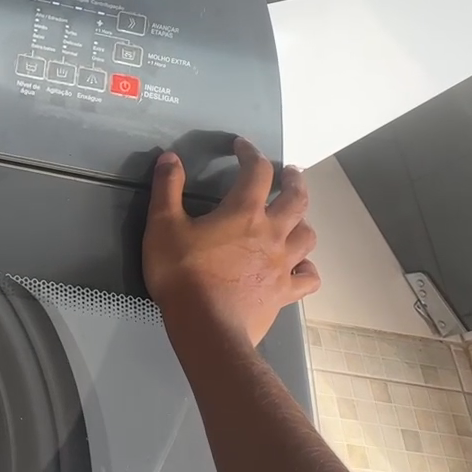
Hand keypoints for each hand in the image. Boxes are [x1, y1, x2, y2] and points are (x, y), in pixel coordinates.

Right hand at [144, 138, 319, 348]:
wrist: (205, 325)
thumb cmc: (181, 272)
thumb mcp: (162, 225)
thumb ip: (167, 188)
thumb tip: (170, 157)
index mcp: (243, 212)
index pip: (255, 172)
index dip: (249, 153)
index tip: (241, 145)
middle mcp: (272, 233)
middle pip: (297, 199)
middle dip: (293, 180)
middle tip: (290, 172)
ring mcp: (283, 264)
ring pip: (307, 235)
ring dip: (302, 220)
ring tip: (293, 217)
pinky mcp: (286, 292)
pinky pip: (309, 276)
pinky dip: (307, 266)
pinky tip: (298, 265)